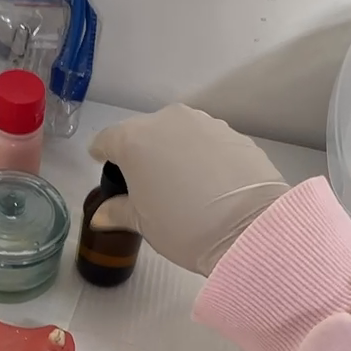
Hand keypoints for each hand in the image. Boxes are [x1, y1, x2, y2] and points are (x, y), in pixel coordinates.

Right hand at [88, 104, 289, 274]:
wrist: (249, 228)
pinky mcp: (233, 133)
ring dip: (174, 152)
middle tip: (146, 184)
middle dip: (141, 154)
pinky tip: (209, 183)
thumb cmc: (183, 226)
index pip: (107, 139)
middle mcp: (167, 121)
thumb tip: (101, 215)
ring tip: (182, 185)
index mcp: (134, 141)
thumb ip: (118, 212)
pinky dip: (202, 156)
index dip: (102, 154)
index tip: (103, 165)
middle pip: (144, 133)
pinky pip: (206, 142)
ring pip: (178, 134)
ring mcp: (204, 123)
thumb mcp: (143, 224)